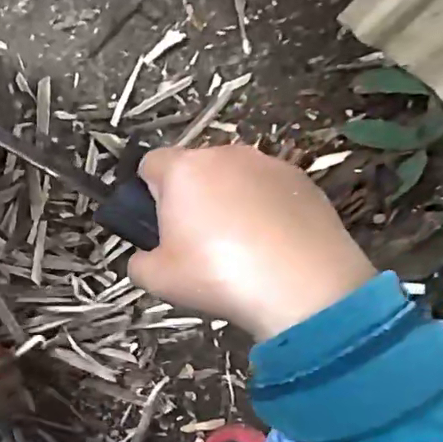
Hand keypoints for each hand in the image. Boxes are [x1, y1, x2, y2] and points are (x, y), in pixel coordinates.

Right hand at [127, 145, 376, 340]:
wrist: (303, 286)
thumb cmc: (217, 276)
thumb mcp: (156, 280)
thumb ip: (139, 261)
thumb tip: (147, 255)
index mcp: (182, 170)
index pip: (150, 163)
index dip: (148, 192)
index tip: (158, 224)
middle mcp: (225, 155)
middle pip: (194, 168)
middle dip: (190, 197)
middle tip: (195, 243)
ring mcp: (268, 164)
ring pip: (233, 178)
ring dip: (228, 201)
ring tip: (239, 248)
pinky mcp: (302, 180)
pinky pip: (268, 191)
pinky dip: (263, 210)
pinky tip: (270, 246)